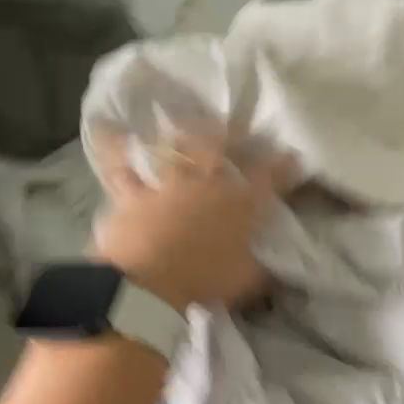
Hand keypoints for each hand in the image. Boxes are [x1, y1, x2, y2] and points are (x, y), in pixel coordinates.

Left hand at [90, 133, 296, 308]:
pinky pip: (121, 169)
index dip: (283, 166)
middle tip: (228, 124)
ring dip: (173, 134)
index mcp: (239, 207)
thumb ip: (262, 268)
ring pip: (170, 150)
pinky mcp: (131, 195)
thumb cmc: (205, 280)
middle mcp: (205, 187)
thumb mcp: (247, 280)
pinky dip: (116, 152)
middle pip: (215, 148)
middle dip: (225, 133)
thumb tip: (277, 267)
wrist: (148, 283)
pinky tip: (110, 136)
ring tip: (174, 120)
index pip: (268, 180)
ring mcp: (167, 187)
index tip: (293, 155)